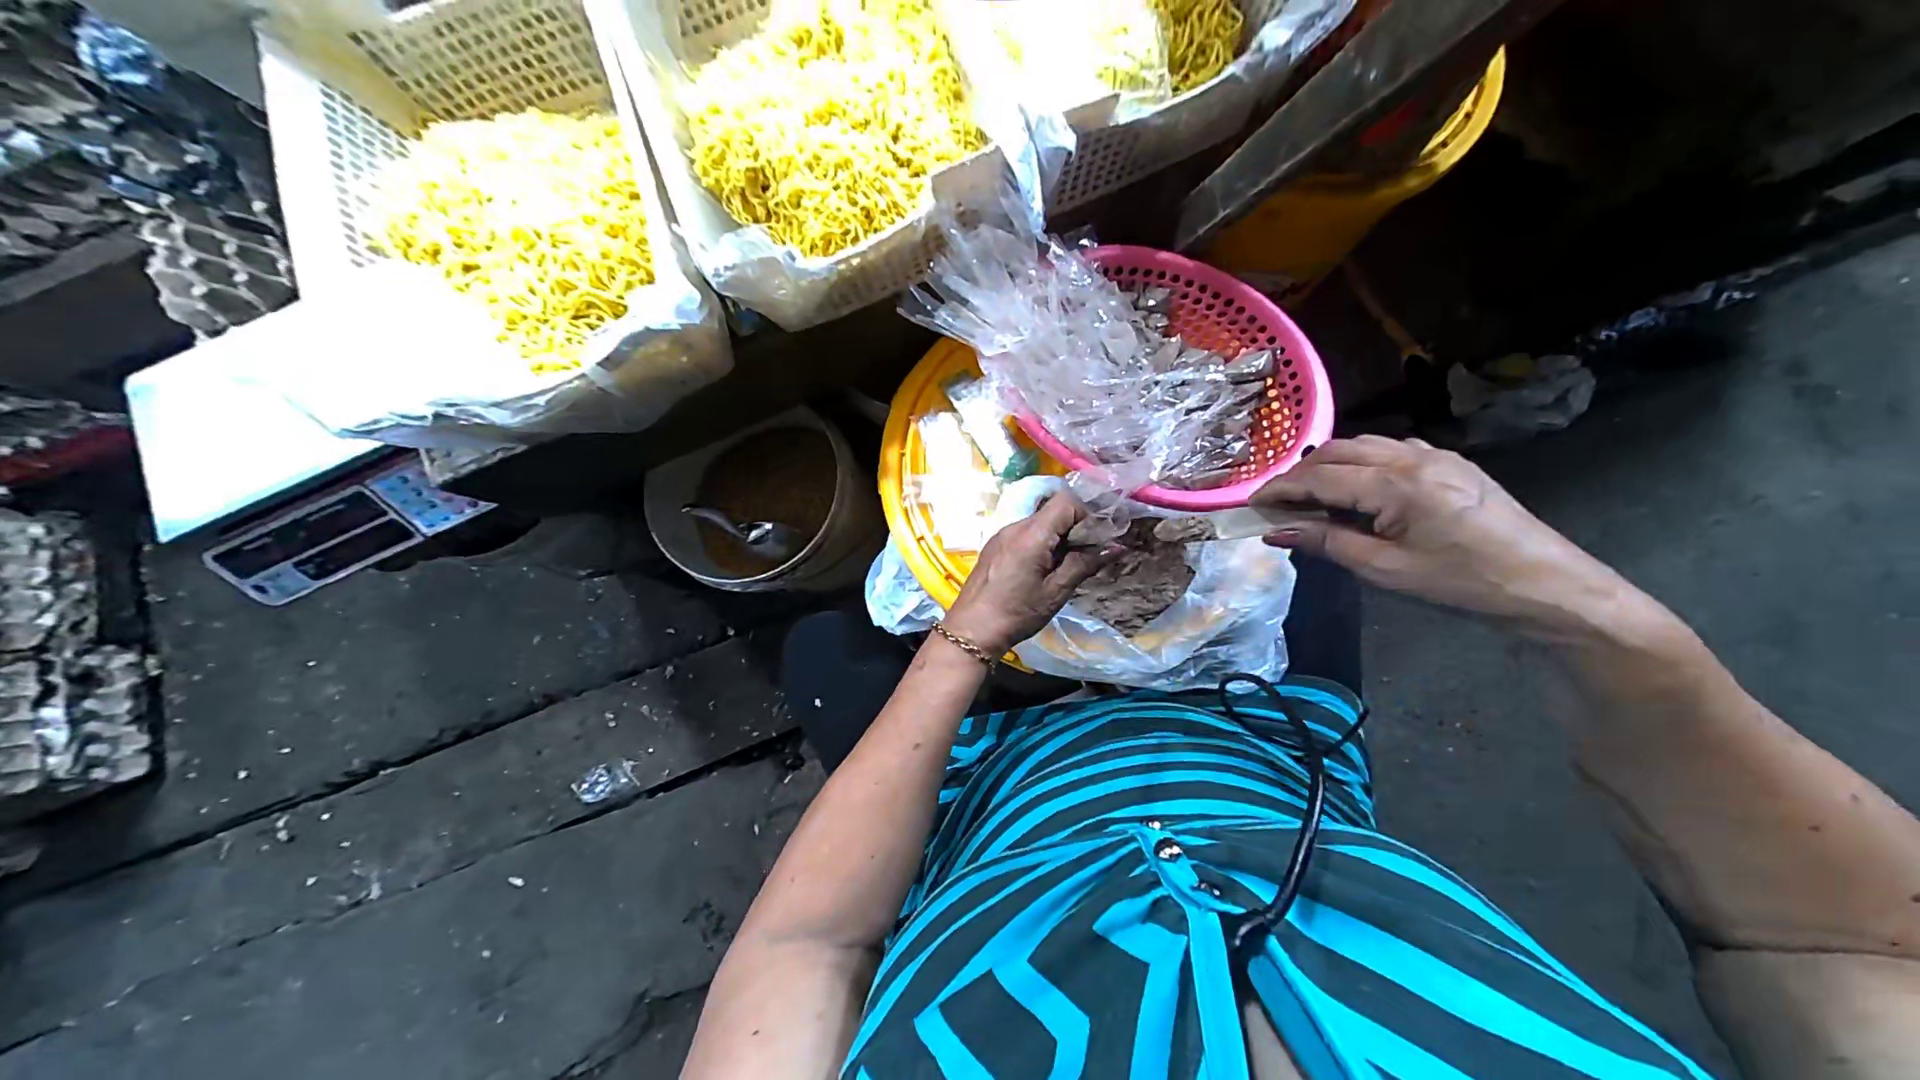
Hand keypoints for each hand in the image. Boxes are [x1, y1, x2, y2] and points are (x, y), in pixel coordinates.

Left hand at [943, 493, 1112, 654]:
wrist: (971, 631)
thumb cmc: (1017, 613)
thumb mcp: (1056, 592)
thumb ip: (1085, 564)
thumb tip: (1116, 547)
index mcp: (1031, 534)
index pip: (1066, 501)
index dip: (1086, 515)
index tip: (1094, 541)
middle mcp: (1015, 527)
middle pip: (1053, 511)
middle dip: (1074, 528)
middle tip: (1084, 557)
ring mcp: (1002, 535)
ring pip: (1040, 523)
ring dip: (1058, 538)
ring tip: (1063, 568)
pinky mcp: (995, 546)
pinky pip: (1025, 534)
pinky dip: (1041, 544)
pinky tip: (1042, 571)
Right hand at [1254, 437, 1656, 640]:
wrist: (1549, 587)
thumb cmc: (1463, 584)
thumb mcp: (1386, 570)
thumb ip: (1328, 543)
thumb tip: (1276, 532)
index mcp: (1397, 484)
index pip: (1320, 477)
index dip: (1281, 489)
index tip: (1252, 504)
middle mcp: (1414, 457)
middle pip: (1338, 451)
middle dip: (1301, 473)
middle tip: (1277, 502)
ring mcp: (1437, 456)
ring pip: (1365, 444)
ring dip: (1330, 464)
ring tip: (1311, 495)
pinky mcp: (1453, 463)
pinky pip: (1393, 449)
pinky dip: (1362, 461)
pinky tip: (1358, 487)